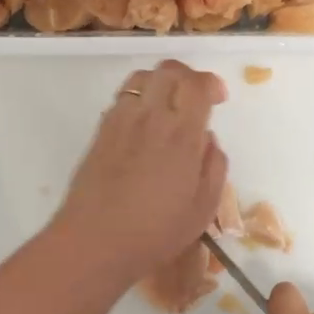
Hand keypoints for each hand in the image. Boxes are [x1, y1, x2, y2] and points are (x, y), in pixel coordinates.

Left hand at [50, 60, 229, 285]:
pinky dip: (138, 100)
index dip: (211, 84)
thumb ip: (214, 167)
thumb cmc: (155, 233)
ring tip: (168, 107)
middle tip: (196, 98)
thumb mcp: (202, 209)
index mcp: (181, 135)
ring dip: (160, 83)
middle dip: (187, 76)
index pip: (197, 85)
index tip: (219, 99)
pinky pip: (122, 100)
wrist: (94, 241)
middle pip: (168, 71)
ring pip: (141, 79)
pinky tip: (143, 127)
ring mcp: (120, 122)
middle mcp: (150, 118)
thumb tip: (207, 140)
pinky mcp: (99, 133)